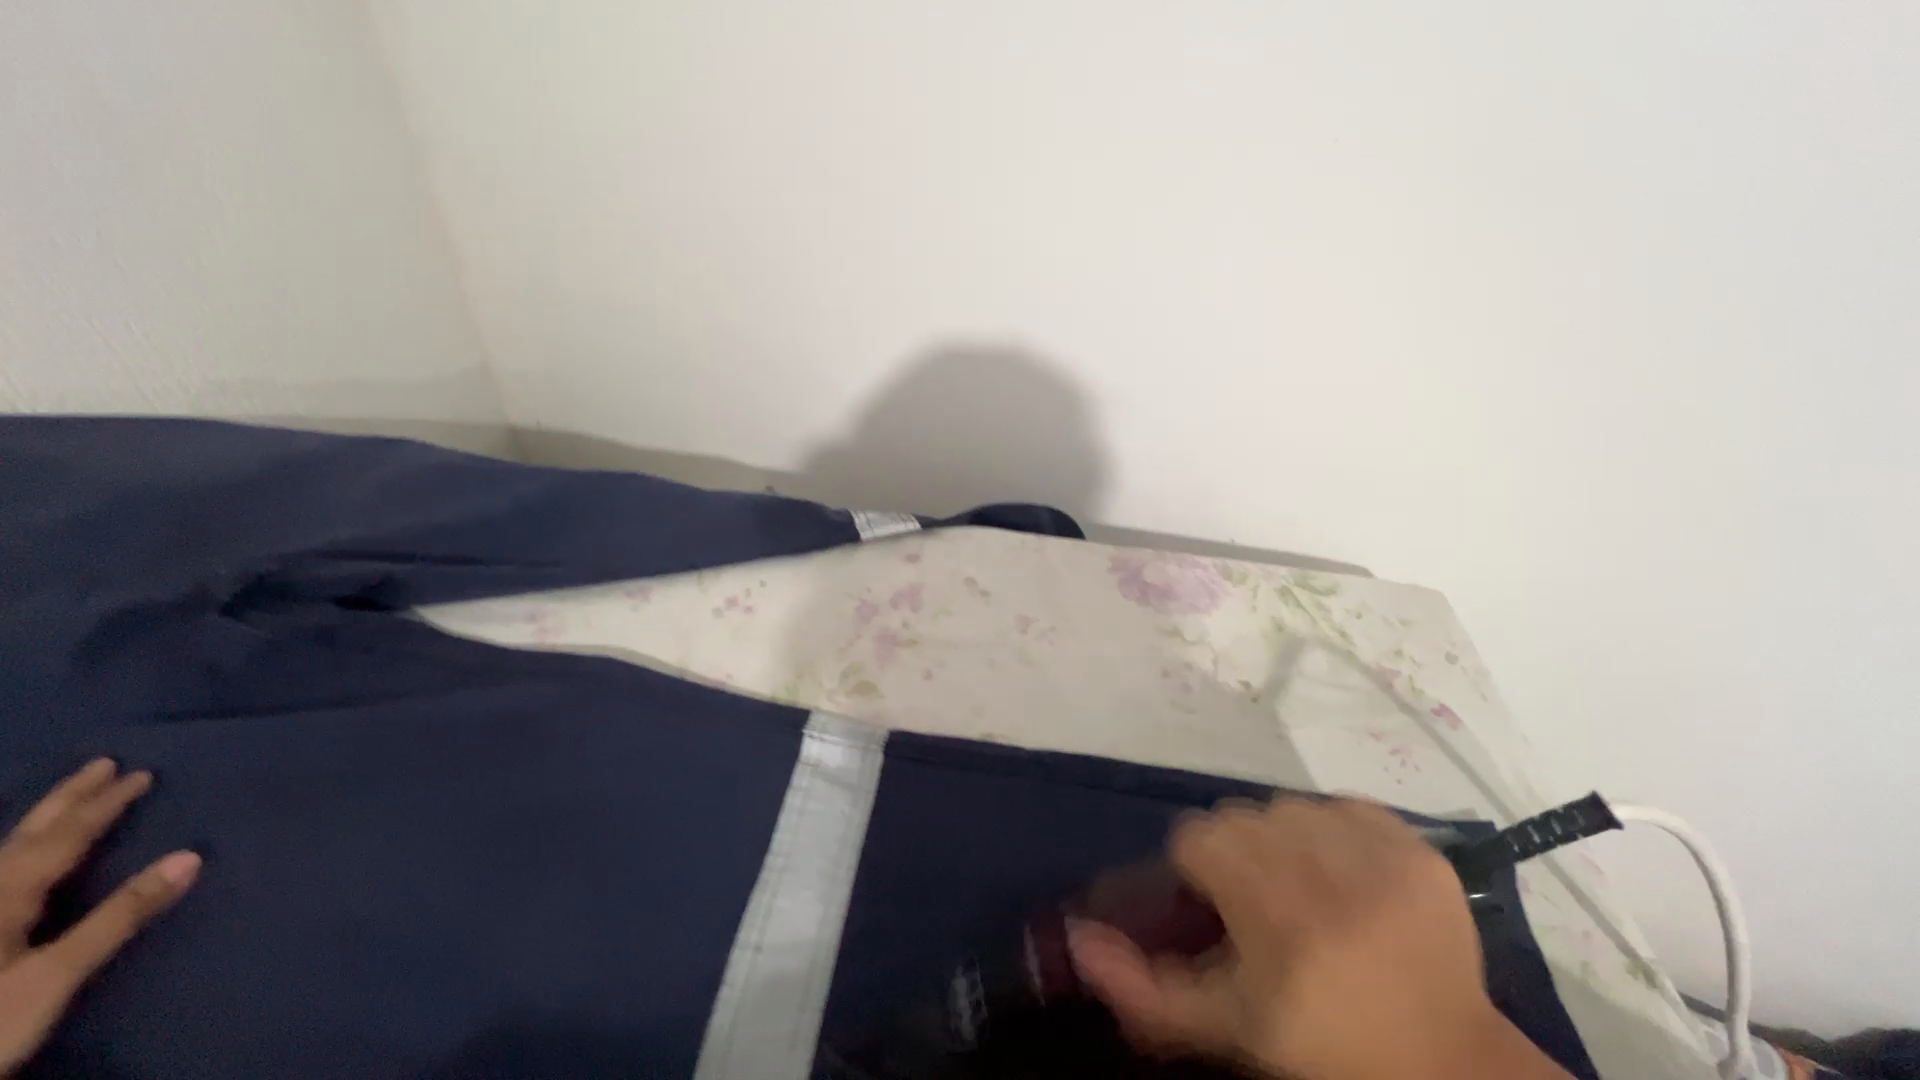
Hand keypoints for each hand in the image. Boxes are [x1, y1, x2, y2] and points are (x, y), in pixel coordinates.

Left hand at [0, 760, 200, 1075]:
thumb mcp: (54, 976)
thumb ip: (119, 917)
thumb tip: (190, 857)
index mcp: (6, 894)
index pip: (67, 836)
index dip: (105, 804)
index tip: (141, 774)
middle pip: (28, 835)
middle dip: (68, 800)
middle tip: (101, 765)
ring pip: (4, 853)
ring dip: (41, 823)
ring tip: (66, 803)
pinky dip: (17, 853)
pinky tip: (16, 862)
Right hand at [1067, 797, 1572, 1079]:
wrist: (1446, 1064)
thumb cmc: (1323, 1048)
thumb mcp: (1226, 1027)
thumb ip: (1143, 986)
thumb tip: (1078, 938)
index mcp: (1281, 919)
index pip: (1200, 837)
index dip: (1197, 871)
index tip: (1216, 908)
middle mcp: (1333, 874)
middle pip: (1241, 817)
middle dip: (1236, 854)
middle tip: (1256, 902)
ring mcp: (1385, 857)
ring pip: (1289, 806)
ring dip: (1282, 840)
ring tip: (1303, 888)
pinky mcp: (1422, 849)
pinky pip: (1344, 807)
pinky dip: (1334, 833)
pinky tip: (1347, 877)